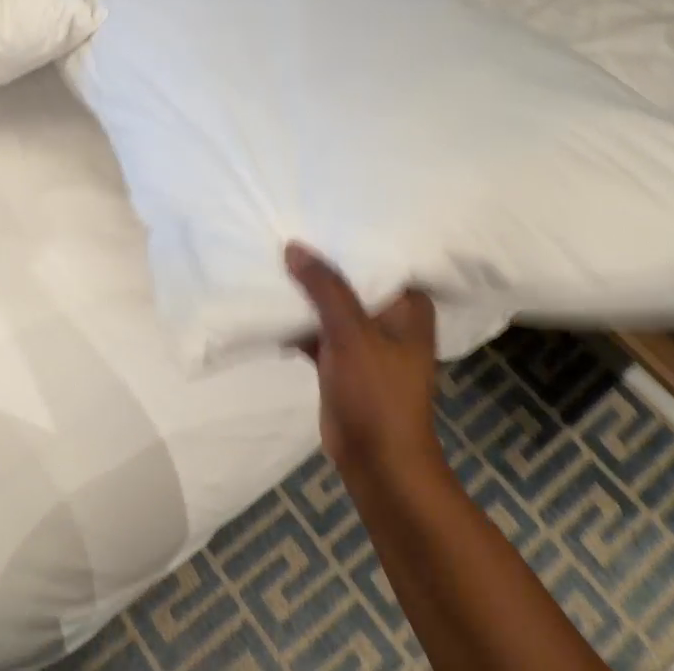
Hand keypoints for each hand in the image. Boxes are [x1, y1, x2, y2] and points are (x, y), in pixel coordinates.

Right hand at [285, 242, 445, 484]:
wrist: (377, 459)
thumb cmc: (377, 393)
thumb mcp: (351, 333)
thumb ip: (325, 288)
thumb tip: (294, 246)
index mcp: (407, 308)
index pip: (381, 259)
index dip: (351, 238)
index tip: (317, 214)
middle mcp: (388, 319)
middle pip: (350, 280)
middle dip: (319, 264)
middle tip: (284, 230)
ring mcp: (363, 342)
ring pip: (329, 305)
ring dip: (304, 292)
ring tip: (270, 259)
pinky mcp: (340, 361)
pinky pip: (314, 329)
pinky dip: (294, 320)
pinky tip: (265, 303)